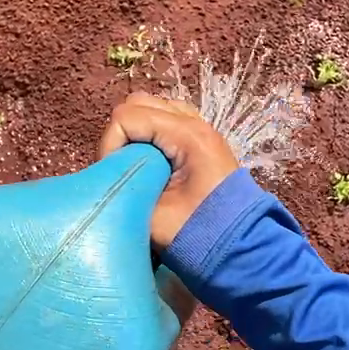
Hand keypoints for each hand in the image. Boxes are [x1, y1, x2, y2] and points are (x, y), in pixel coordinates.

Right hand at [98, 94, 238, 250]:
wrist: (239, 246)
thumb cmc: (196, 233)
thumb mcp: (152, 216)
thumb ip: (125, 187)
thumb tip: (109, 176)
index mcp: (186, 136)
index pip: (126, 117)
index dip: (110, 145)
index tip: (112, 176)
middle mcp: (195, 123)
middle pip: (139, 103)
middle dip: (121, 134)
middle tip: (121, 169)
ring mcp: (201, 127)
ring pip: (154, 107)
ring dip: (137, 131)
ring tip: (135, 165)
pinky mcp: (201, 139)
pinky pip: (168, 119)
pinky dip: (153, 133)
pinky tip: (151, 162)